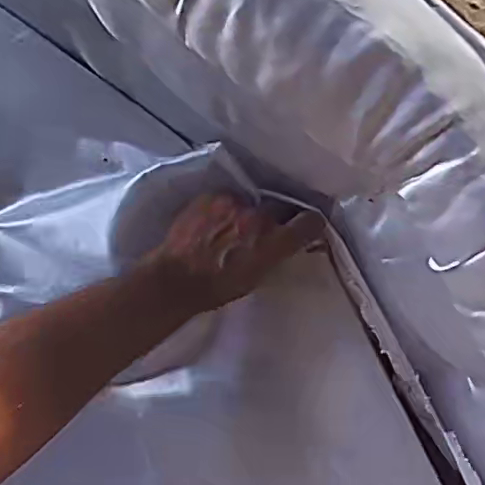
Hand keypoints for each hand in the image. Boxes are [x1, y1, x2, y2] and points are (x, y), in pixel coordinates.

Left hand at [145, 193, 326, 311]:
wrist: (174, 279)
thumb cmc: (215, 289)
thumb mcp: (256, 279)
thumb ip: (274, 256)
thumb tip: (284, 245)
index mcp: (274, 242)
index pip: (309, 221)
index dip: (310, 225)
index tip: (307, 228)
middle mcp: (259, 216)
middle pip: (280, 207)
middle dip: (278, 217)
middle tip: (266, 231)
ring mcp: (234, 203)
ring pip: (252, 201)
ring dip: (248, 212)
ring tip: (234, 227)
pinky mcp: (212, 196)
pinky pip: (227, 198)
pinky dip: (225, 209)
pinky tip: (215, 223)